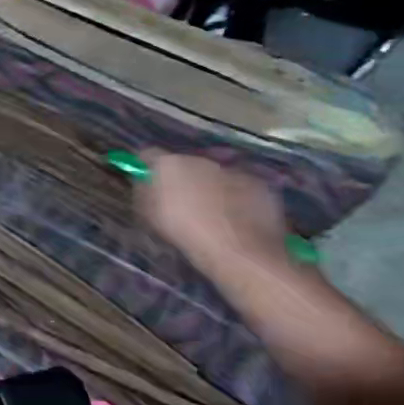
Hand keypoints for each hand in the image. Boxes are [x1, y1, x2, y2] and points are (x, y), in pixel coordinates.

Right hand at [135, 152, 291, 270]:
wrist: (239, 250)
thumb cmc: (185, 232)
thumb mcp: (147, 214)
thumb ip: (143, 191)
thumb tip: (144, 180)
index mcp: (168, 163)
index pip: (148, 154)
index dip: (147, 167)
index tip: (147, 180)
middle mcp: (200, 159)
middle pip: (185, 162)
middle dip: (182, 176)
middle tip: (182, 200)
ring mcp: (233, 170)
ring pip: (215, 173)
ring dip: (210, 185)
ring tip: (213, 210)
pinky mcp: (260, 184)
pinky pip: (241, 186)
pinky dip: (237, 196)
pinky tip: (236, 216)